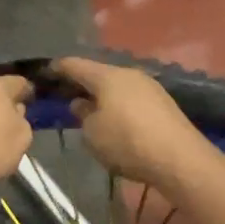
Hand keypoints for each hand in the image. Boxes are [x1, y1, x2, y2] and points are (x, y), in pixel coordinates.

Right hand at [52, 57, 213, 189]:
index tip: (45, 72)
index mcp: (107, 76)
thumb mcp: (92, 134)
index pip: (75, 65)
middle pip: (99, 74)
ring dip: (103, 96)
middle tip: (67, 94)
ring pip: (118, 86)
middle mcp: (129, 74)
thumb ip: (83, 115)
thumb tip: (82, 103)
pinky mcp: (164, 103)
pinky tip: (117, 120)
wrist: (180, 158)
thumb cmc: (127, 142)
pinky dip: (120, 105)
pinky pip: (133, 98)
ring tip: (91, 110)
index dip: (58, 68)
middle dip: (82, 83)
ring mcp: (150, 87)